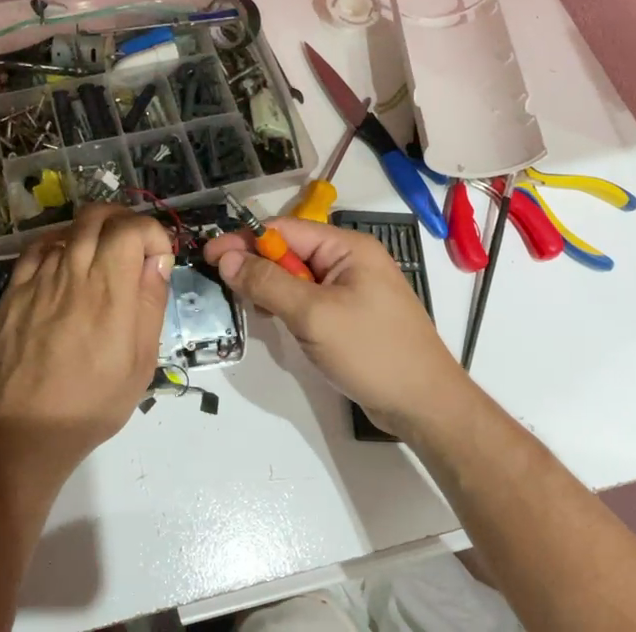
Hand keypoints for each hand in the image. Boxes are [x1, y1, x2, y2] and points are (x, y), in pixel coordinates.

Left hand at [0, 204, 172, 476]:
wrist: (23, 429)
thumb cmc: (92, 403)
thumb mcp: (140, 362)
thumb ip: (150, 303)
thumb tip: (157, 261)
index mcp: (107, 289)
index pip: (131, 227)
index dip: (152, 232)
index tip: (158, 259)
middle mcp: (71, 272)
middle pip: (97, 215)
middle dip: (123, 221)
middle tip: (134, 247)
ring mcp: (37, 278)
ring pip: (68, 228)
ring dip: (93, 233)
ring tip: (102, 259)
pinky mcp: (13, 290)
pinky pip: (37, 248)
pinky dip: (59, 246)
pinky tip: (66, 267)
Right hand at [203, 217, 466, 433]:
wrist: (425, 406)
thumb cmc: (372, 352)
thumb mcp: (314, 315)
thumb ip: (268, 283)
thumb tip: (227, 258)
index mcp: (348, 248)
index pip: (284, 230)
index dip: (244, 241)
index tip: (210, 257)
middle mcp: (350, 260)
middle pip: (288, 251)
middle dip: (255, 265)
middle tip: (223, 285)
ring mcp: (351, 289)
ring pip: (295, 277)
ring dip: (269, 288)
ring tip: (249, 307)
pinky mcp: (349, 315)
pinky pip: (308, 299)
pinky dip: (286, 307)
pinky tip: (275, 323)